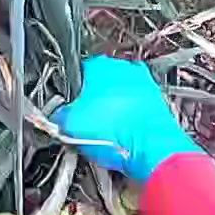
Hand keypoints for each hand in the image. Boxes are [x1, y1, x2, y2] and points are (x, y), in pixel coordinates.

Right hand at [55, 56, 199, 181]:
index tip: (68, 109)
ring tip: (106, 135)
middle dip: (92, 103)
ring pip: (119, 97)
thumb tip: (57, 116)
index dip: (69, 95)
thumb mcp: (70, 124)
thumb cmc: (117, 131)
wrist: (152, 150)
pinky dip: (130, 121)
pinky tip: (123, 138)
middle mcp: (124, 69)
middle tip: (85, 124)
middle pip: (99, 85)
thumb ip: (59, 114)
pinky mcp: (157, 102)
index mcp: (100, 65)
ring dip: (112, 112)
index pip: (76, 73)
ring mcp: (143, 84)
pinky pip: (136, 110)